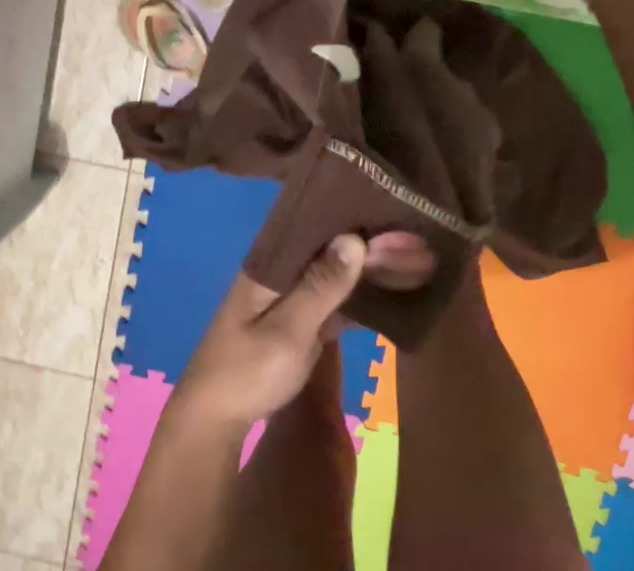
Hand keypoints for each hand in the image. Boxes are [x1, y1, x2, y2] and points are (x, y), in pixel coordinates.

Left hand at [172, 233, 434, 429]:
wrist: (214, 422)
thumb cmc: (246, 372)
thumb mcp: (287, 330)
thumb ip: (320, 286)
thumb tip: (354, 237)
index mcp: (270, 265)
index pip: (317, 226)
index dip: (355, 218)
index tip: (395, 212)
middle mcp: (281, 274)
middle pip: (332, 250)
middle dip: (372, 245)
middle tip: (419, 240)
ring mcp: (291, 300)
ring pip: (338, 276)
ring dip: (371, 270)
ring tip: (417, 258)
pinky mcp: (300, 325)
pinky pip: (336, 303)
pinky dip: (362, 299)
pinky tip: (393, 294)